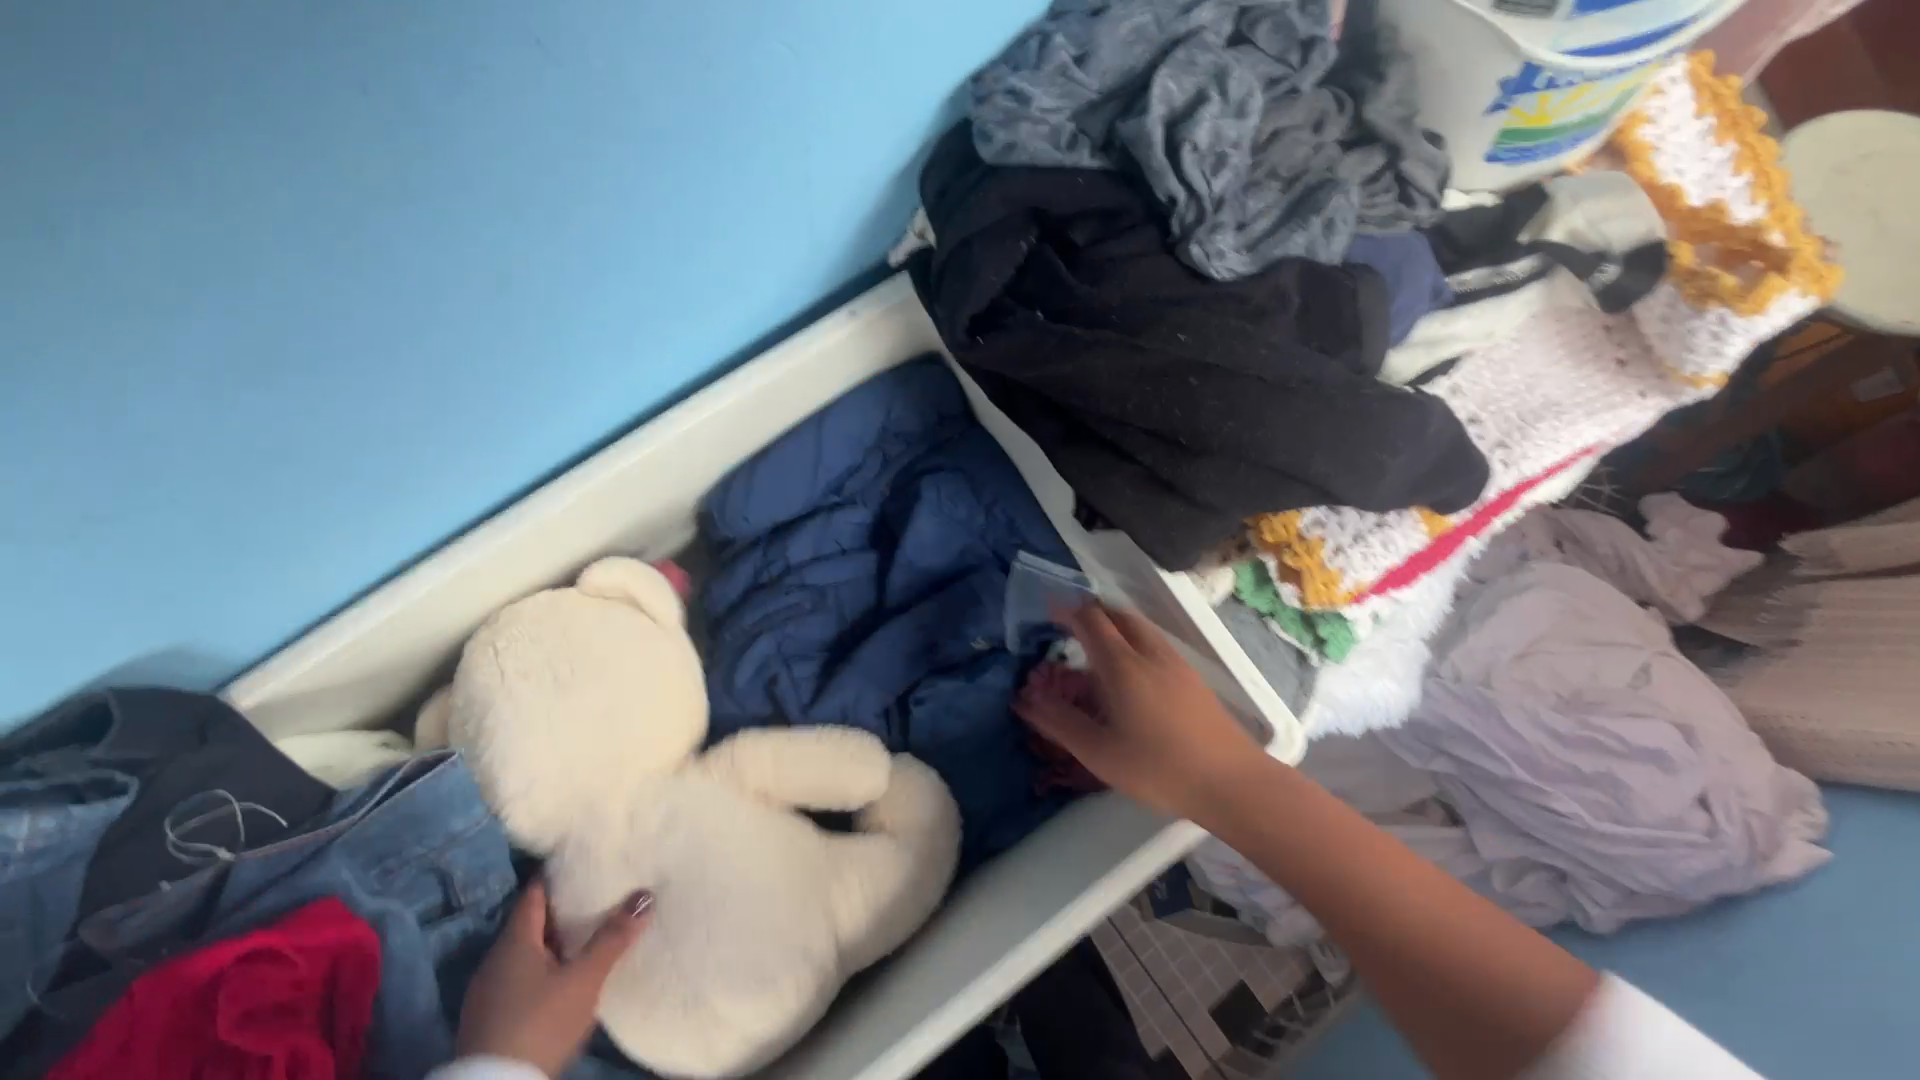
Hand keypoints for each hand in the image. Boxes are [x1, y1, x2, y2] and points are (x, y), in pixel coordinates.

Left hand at [455, 880, 652, 1075]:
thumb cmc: (541, 1023)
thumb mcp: (584, 979)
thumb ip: (612, 938)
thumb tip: (644, 895)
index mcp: (513, 942)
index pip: (535, 894)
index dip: (559, 877)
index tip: (585, 866)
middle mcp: (495, 960)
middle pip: (531, 924)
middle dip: (563, 912)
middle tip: (599, 900)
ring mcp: (489, 991)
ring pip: (526, 954)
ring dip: (555, 944)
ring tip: (590, 938)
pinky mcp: (491, 1018)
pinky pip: (521, 978)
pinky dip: (544, 970)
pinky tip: (565, 979)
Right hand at [1014, 602, 1268, 819]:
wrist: (1230, 781)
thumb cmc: (1158, 768)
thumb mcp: (1099, 752)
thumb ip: (1059, 723)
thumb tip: (1025, 700)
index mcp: (1122, 666)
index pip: (1090, 620)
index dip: (1067, 611)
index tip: (1047, 612)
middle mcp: (1149, 654)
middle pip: (1118, 614)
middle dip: (1091, 613)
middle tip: (1069, 627)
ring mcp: (1176, 664)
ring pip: (1140, 627)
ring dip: (1114, 625)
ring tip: (1096, 648)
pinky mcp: (1193, 679)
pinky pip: (1155, 643)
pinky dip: (1133, 641)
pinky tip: (1130, 674)